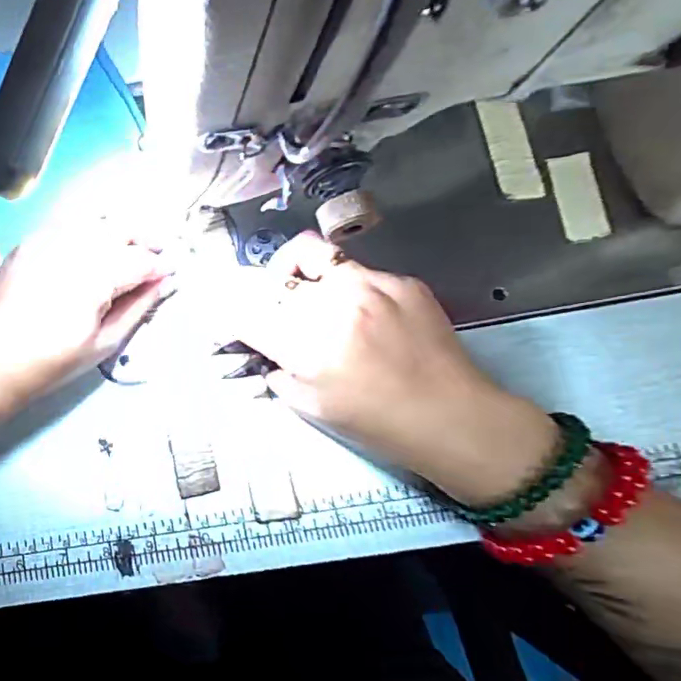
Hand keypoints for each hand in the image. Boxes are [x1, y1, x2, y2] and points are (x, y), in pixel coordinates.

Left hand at [0, 223, 169, 421]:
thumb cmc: (49, 364)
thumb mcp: (103, 344)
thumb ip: (138, 307)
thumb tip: (164, 282)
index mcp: (94, 275)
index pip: (140, 259)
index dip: (160, 265)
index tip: (173, 271)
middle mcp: (71, 246)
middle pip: (120, 227)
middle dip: (144, 239)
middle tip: (156, 258)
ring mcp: (45, 239)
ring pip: (94, 220)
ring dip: (118, 232)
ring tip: (127, 254)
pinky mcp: (28, 242)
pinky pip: (67, 225)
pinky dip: (89, 232)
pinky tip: (93, 252)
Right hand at [223, 232, 557, 506]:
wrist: (452, 415)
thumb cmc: (380, 423)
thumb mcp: (315, 409)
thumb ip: (279, 376)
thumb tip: (262, 354)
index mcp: (310, 347)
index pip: (250, 314)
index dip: (231, 313)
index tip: (228, 315)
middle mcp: (337, 307)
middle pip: (278, 275)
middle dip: (266, 290)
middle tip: (273, 305)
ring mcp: (373, 287)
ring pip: (317, 257)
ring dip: (303, 275)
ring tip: (312, 296)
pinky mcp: (403, 281)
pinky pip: (360, 271)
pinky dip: (348, 288)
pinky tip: (363, 314)